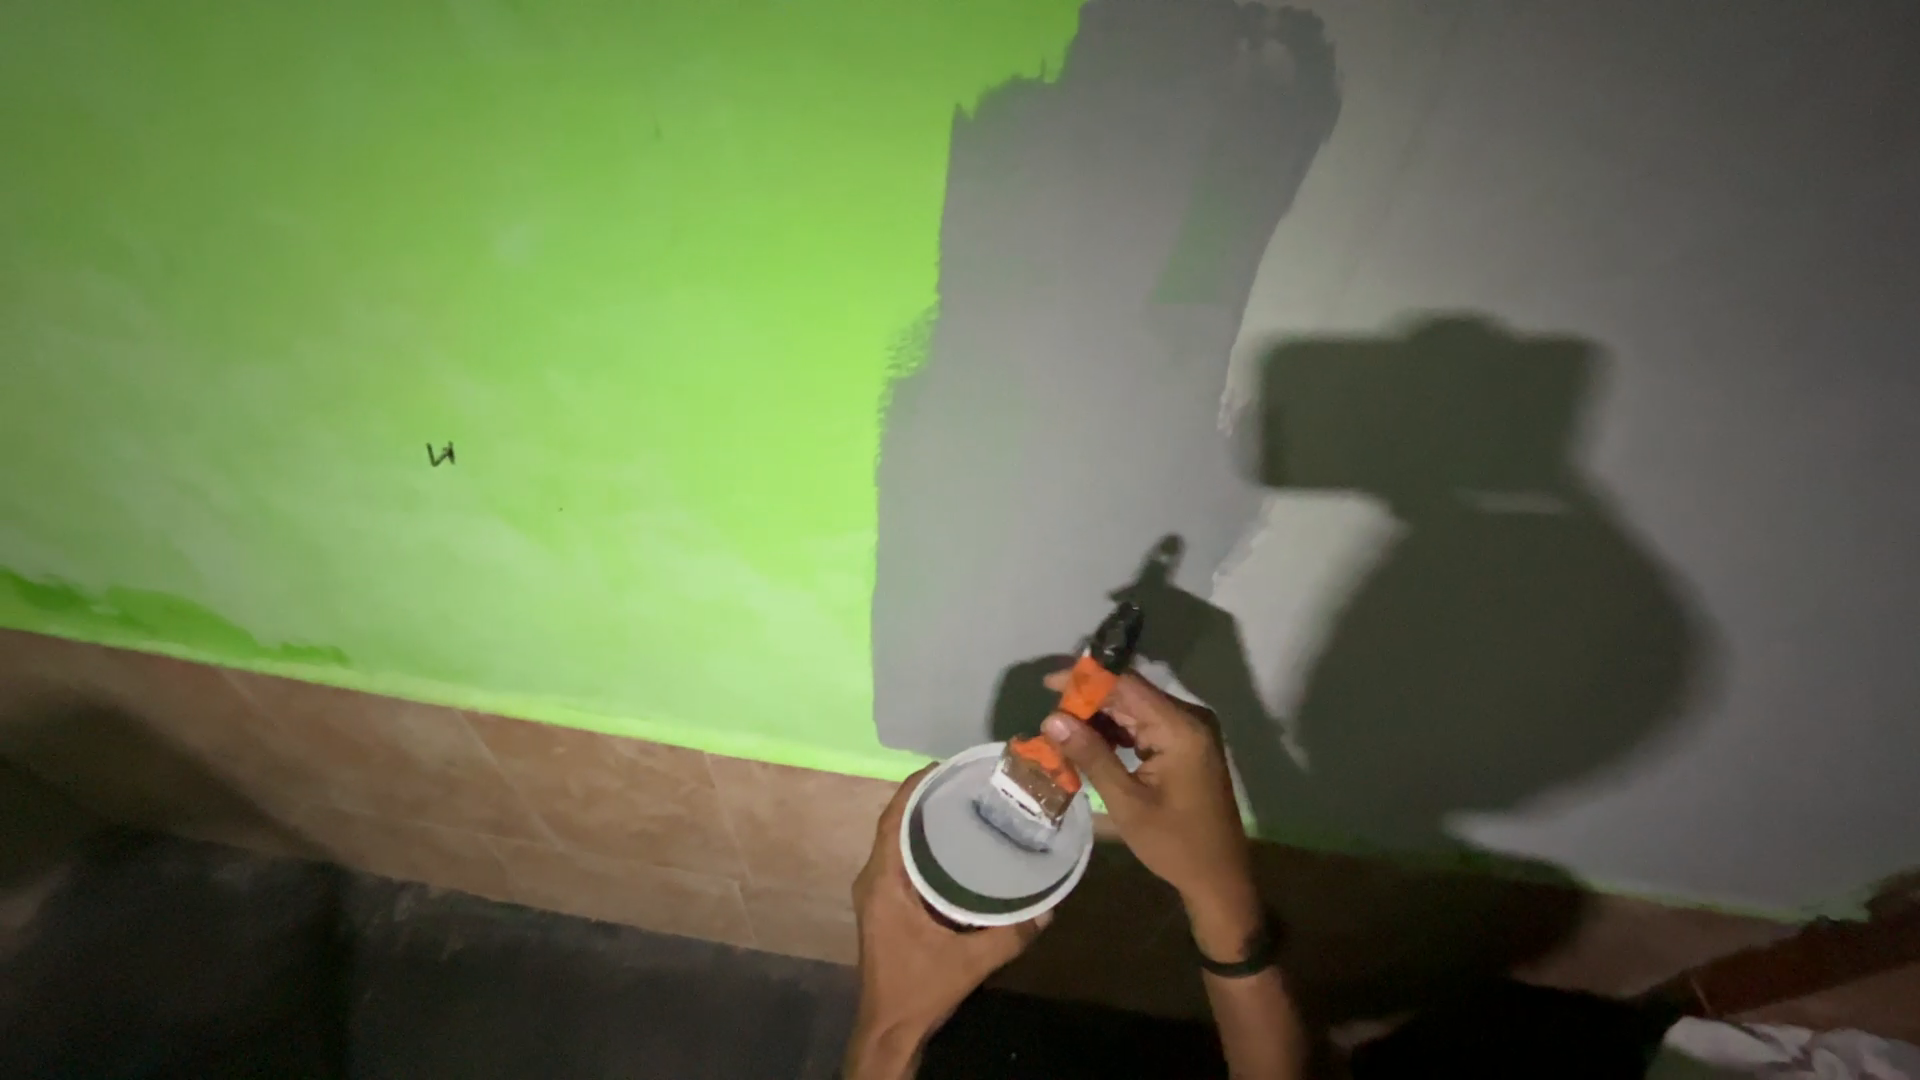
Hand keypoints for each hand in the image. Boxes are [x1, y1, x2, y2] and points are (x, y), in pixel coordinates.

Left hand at [844, 765, 1051, 1078]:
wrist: (887, 1031)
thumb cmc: (919, 989)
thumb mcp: (969, 963)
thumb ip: (1010, 935)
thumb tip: (1049, 908)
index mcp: (884, 881)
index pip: (891, 819)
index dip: (913, 787)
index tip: (943, 766)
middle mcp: (873, 879)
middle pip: (894, 823)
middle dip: (923, 797)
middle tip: (963, 783)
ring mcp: (875, 892)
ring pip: (895, 841)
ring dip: (920, 819)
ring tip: (960, 804)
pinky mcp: (882, 904)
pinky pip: (898, 858)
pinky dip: (919, 843)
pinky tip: (950, 845)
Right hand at [1041, 671, 1260, 954]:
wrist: (1219, 880)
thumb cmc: (1175, 844)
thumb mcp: (1126, 802)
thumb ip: (1091, 755)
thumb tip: (1051, 719)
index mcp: (1180, 729)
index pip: (1126, 685)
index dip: (1085, 680)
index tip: (1048, 685)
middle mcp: (1188, 719)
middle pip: (1130, 694)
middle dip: (1088, 701)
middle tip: (1051, 716)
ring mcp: (1189, 731)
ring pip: (1134, 708)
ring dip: (1099, 717)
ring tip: (1063, 730)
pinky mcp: (1185, 745)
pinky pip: (1145, 725)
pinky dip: (1117, 731)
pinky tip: (1089, 743)